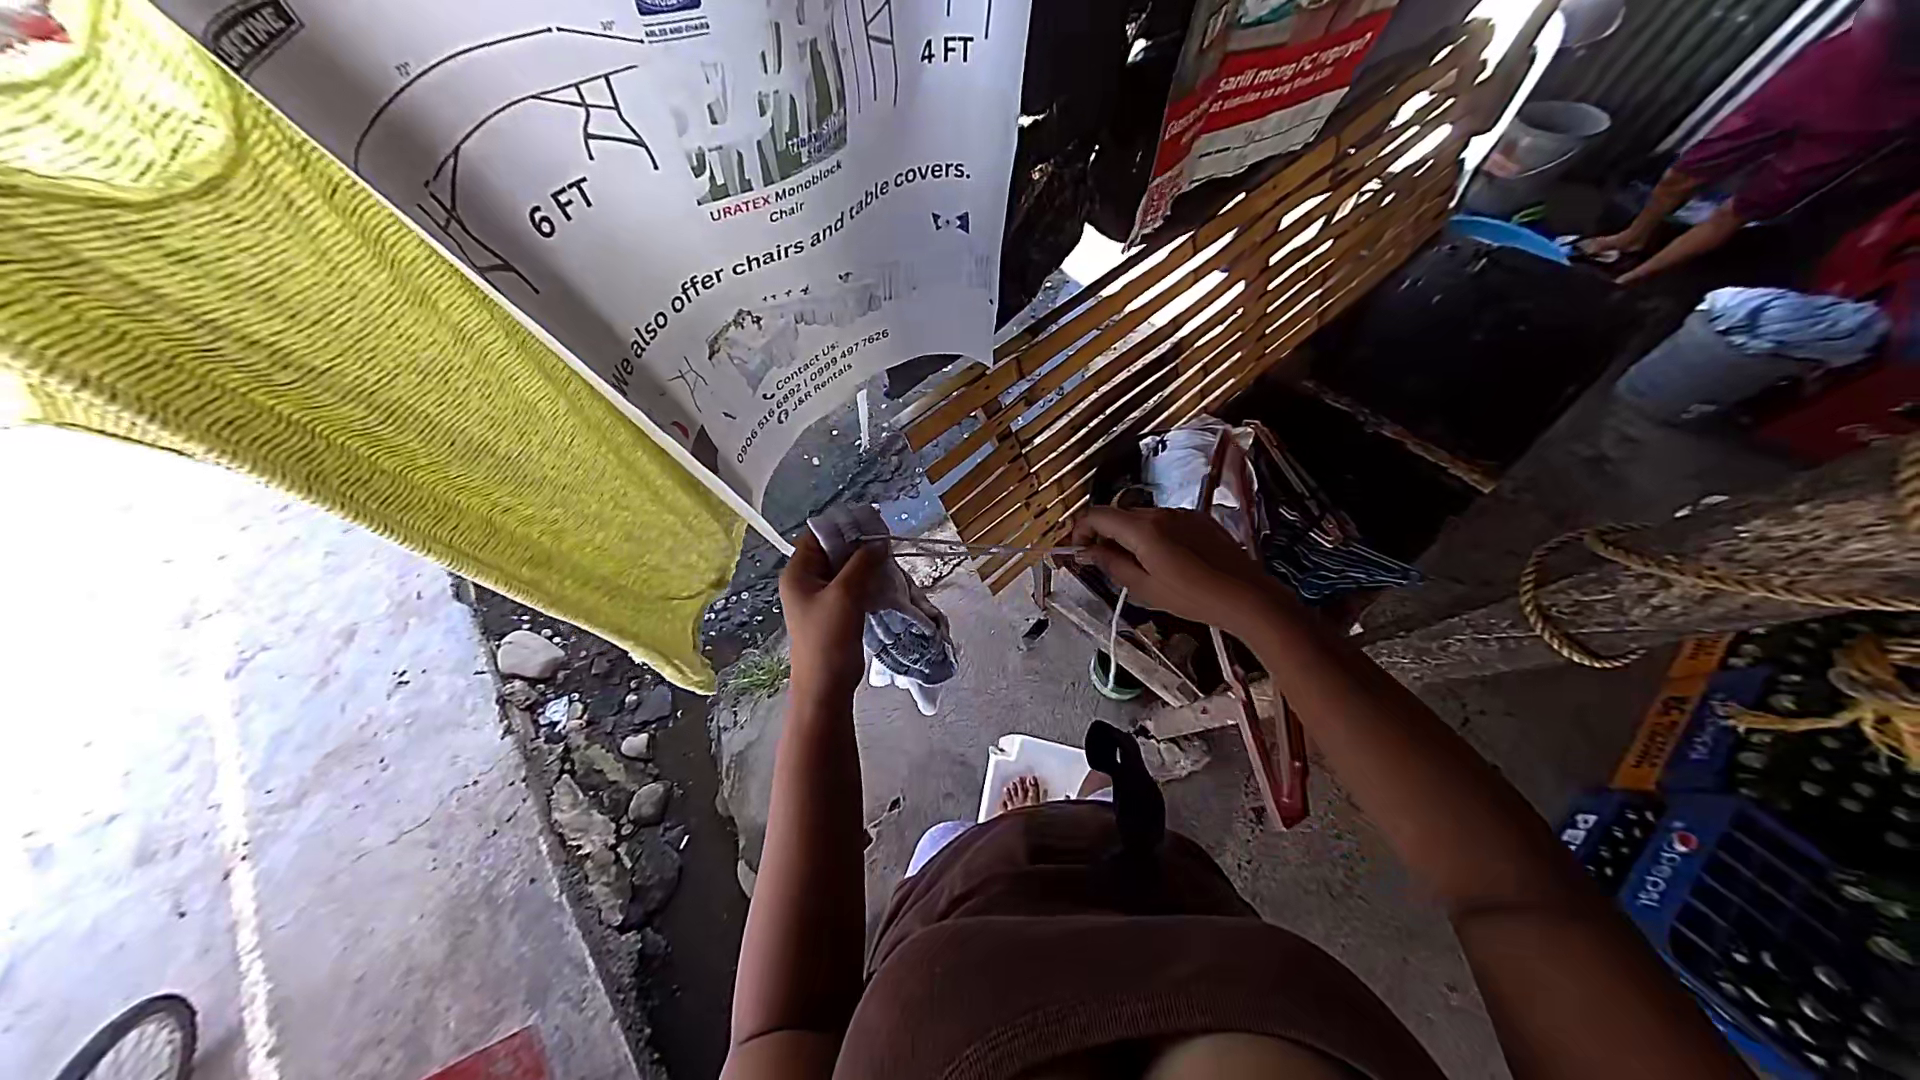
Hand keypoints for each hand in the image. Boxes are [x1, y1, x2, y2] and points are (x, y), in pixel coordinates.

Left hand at [780, 531, 885, 699]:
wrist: (826, 686)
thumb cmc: (828, 639)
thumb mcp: (845, 595)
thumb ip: (862, 563)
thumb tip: (878, 542)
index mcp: (798, 573)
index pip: (818, 536)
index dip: (843, 528)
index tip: (873, 525)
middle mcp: (806, 581)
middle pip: (833, 551)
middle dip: (859, 546)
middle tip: (886, 544)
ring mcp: (821, 598)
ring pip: (846, 570)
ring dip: (867, 565)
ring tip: (890, 562)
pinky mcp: (836, 612)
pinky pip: (853, 587)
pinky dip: (868, 582)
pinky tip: (886, 581)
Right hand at [1067, 507, 1280, 631]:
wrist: (1245, 596)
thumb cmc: (1192, 597)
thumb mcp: (1144, 588)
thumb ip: (1111, 565)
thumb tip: (1087, 552)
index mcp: (1142, 529)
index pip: (1096, 516)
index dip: (1079, 530)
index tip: (1077, 550)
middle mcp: (1160, 513)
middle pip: (1118, 515)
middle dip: (1103, 535)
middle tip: (1102, 563)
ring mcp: (1181, 514)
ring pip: (1140, 518)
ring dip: (1128, 536)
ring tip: (1134, 566)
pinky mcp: (1198, 520)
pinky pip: (1164, 522)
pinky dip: (1151, 535)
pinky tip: (1163, 561)